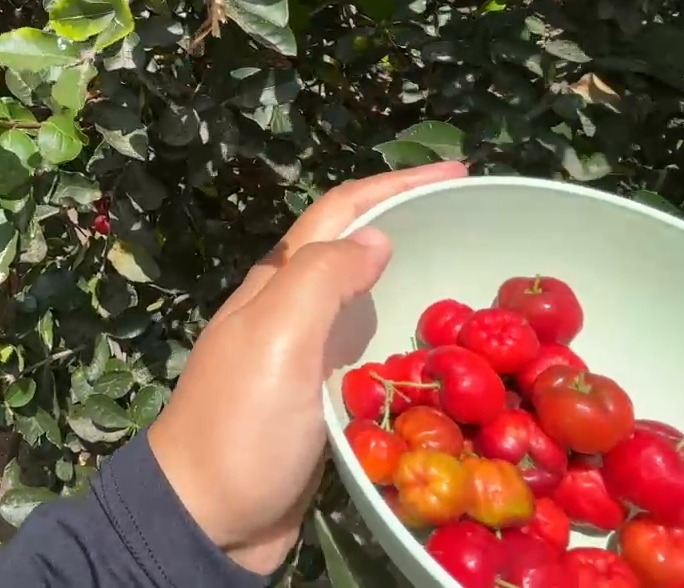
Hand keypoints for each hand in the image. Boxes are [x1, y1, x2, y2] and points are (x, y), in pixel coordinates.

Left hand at [148, 161, 467, 573]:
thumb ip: (319, 281)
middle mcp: (289, 304)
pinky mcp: (320, 392)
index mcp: (277, 281)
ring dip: (410, 269)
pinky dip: (405, 328)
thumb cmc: (240, 423)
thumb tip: (377, 235)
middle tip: (476, 217)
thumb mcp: (278, 342)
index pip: (338, 212)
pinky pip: (369, 343)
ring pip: (362, 291)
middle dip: (408, 217)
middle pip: (352, 242)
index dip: (394, 184)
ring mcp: (304, 348)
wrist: (207, 512)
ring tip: (474, 272)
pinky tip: (444, 345)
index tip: (457, 171)